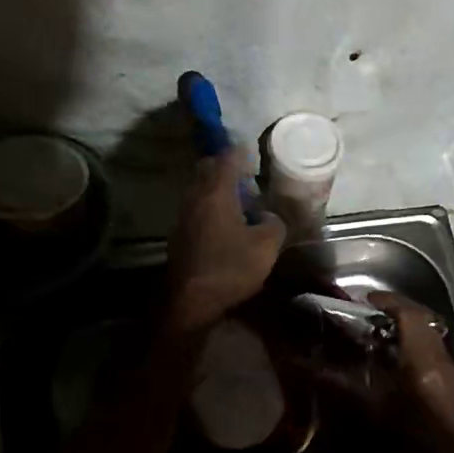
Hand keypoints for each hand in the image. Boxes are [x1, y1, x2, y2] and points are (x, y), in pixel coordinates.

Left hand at [167, 148, 285, 332]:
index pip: (227, 159)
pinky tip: (224, 224)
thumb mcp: (267, 246)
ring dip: (216, 189)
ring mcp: (183, 216)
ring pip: (199, 190)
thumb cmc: (231, 268)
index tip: (251, 151)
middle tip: (244, 175)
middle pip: (206, 169)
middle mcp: (195, 197)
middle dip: (224, 167)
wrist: (192, 301)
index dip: (240, 152)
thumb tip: (268, 217)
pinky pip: (196, 209)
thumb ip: (274, 224)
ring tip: (238, 201)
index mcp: (216, 193)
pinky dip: (209, 207)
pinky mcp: (179, 235)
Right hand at [305, 291, 453, 449]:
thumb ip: (335, 383)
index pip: (408, 313)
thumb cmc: (402, 429)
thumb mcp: (364, 405)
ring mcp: (446, 367)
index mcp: (418, 354)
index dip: (389, 300)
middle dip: (399, 310)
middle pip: (421, 319)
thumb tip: (301, 367)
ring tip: (384, 332)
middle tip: (375, 312)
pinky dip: (417, 342)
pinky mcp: (449, 380)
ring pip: (429, 333)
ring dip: (409, 327)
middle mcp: (436, 354)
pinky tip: (400, 357)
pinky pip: (433, 348)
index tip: (369, 298)